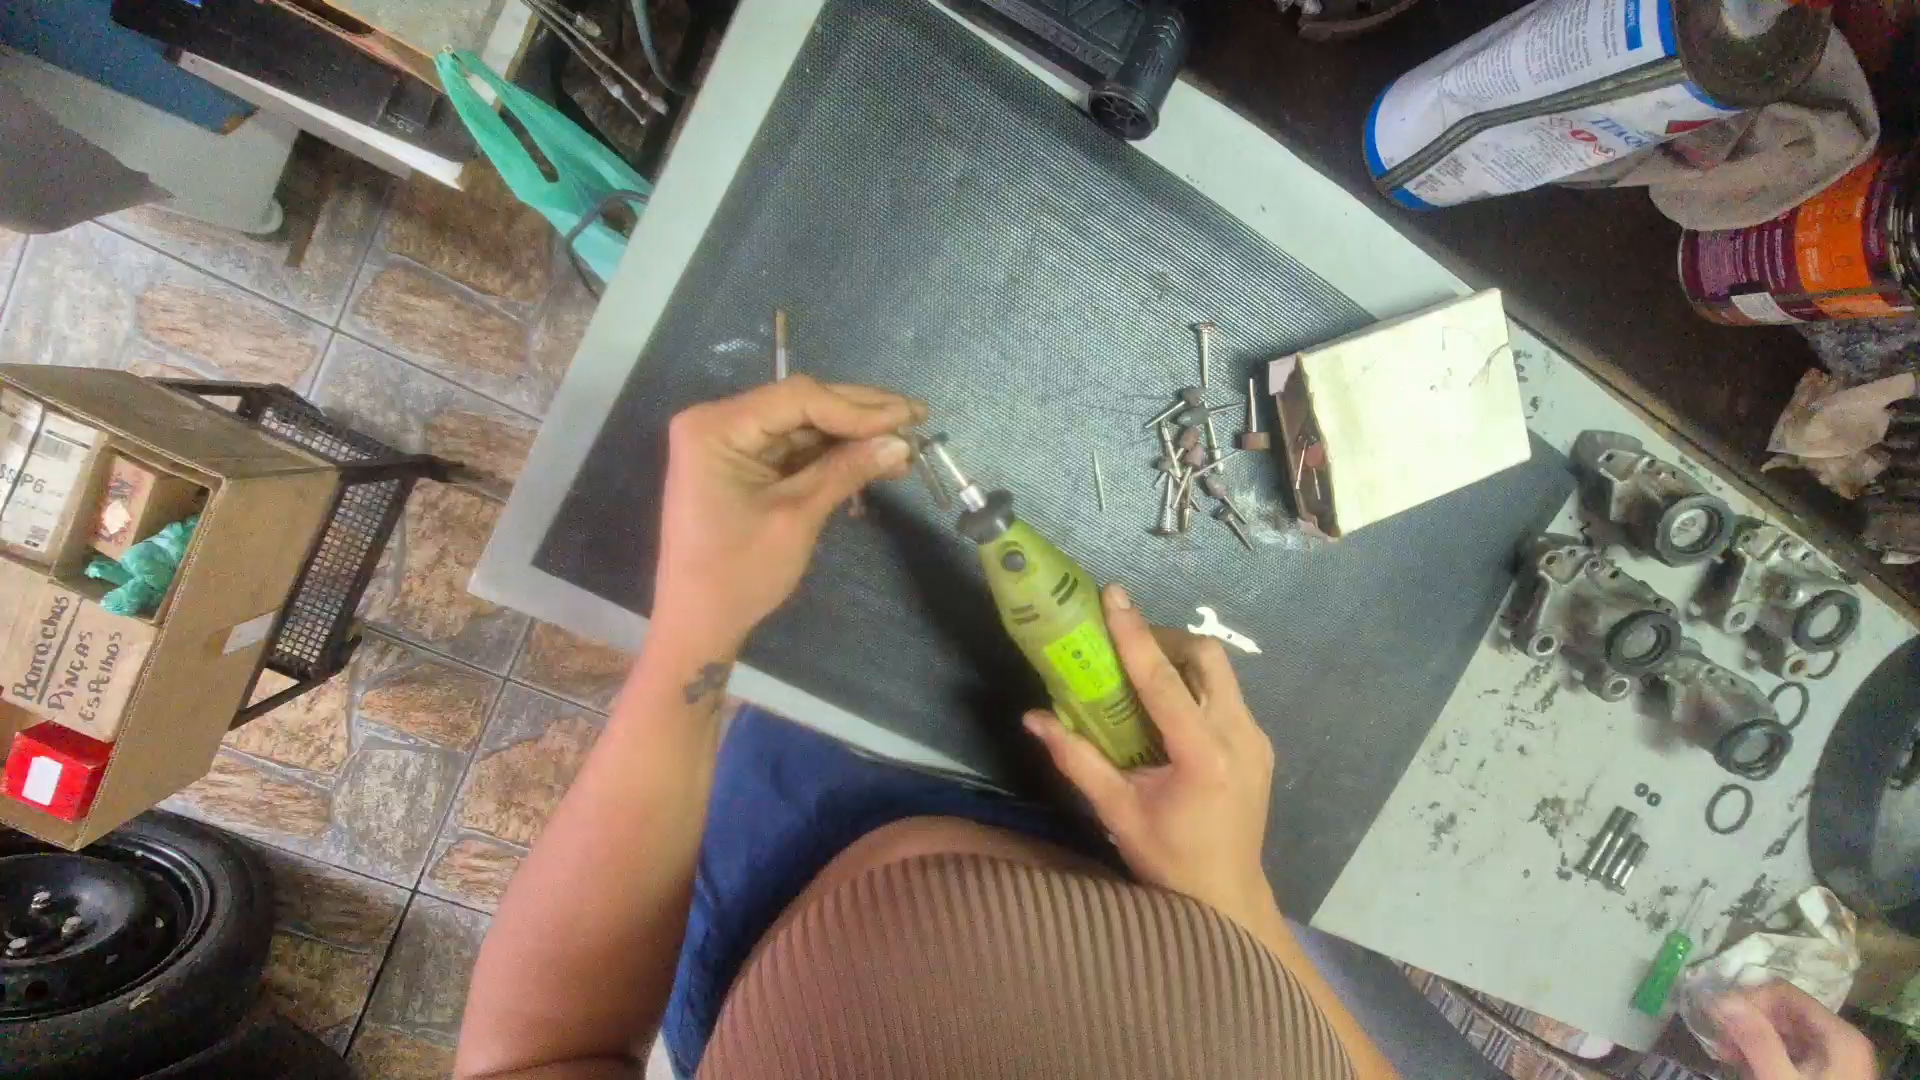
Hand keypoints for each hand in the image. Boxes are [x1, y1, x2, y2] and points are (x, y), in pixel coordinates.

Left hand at [652, 376, 925, 650]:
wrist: (698, 624)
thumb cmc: (738, 574)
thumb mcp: (796, 517)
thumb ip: (845, 471)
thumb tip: (902, 444)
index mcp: (717, 427)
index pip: (799, 398)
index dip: (858, 408)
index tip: (909, 419)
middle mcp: (721, 423)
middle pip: (803, 404)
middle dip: (861, 415)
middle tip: (917, 417)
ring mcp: (734, 444)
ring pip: (806, 425)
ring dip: (854, 436)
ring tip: (906, 445)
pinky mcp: (747, 466)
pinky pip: (798, 450)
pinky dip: (836, 456)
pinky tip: (876, 461)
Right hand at [1024, 583, 1278, 930]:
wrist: (1229, 900)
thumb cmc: (1168, 859)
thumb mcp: (1117, 811)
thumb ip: (1076, 759)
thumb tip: (1033, 718)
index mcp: (1203, 755)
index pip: (1163, 680)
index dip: (1134, 634)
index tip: (1114, 595)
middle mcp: (1240, 737)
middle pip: (1206, 658)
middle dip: (1165, 638)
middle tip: (1126, 645)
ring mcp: (1256, 739)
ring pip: (1221, 671)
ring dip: (1180, 659)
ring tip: (1141, 671)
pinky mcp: (1260, 744)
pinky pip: (1226, 693)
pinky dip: (1194, 683)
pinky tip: (1167, 705)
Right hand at [1710, 981, 1875, 1079]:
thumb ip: (1756, 1040)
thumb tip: (1721, 997)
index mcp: (1839, 1036)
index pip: (1782, 992)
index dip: (1748, 1000)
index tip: (1723, 1020)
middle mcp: (1838, 1038)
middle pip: (1780, 1007)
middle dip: (1744, 1018)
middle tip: (1722, 1039)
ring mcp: (1833, 1053)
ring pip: (1779, 1024)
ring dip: (1747, 1033)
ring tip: (1728, 1053)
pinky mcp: (1823, 1067)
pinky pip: (1786, 1043)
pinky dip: (1760, 1046)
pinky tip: (1743, 1060)